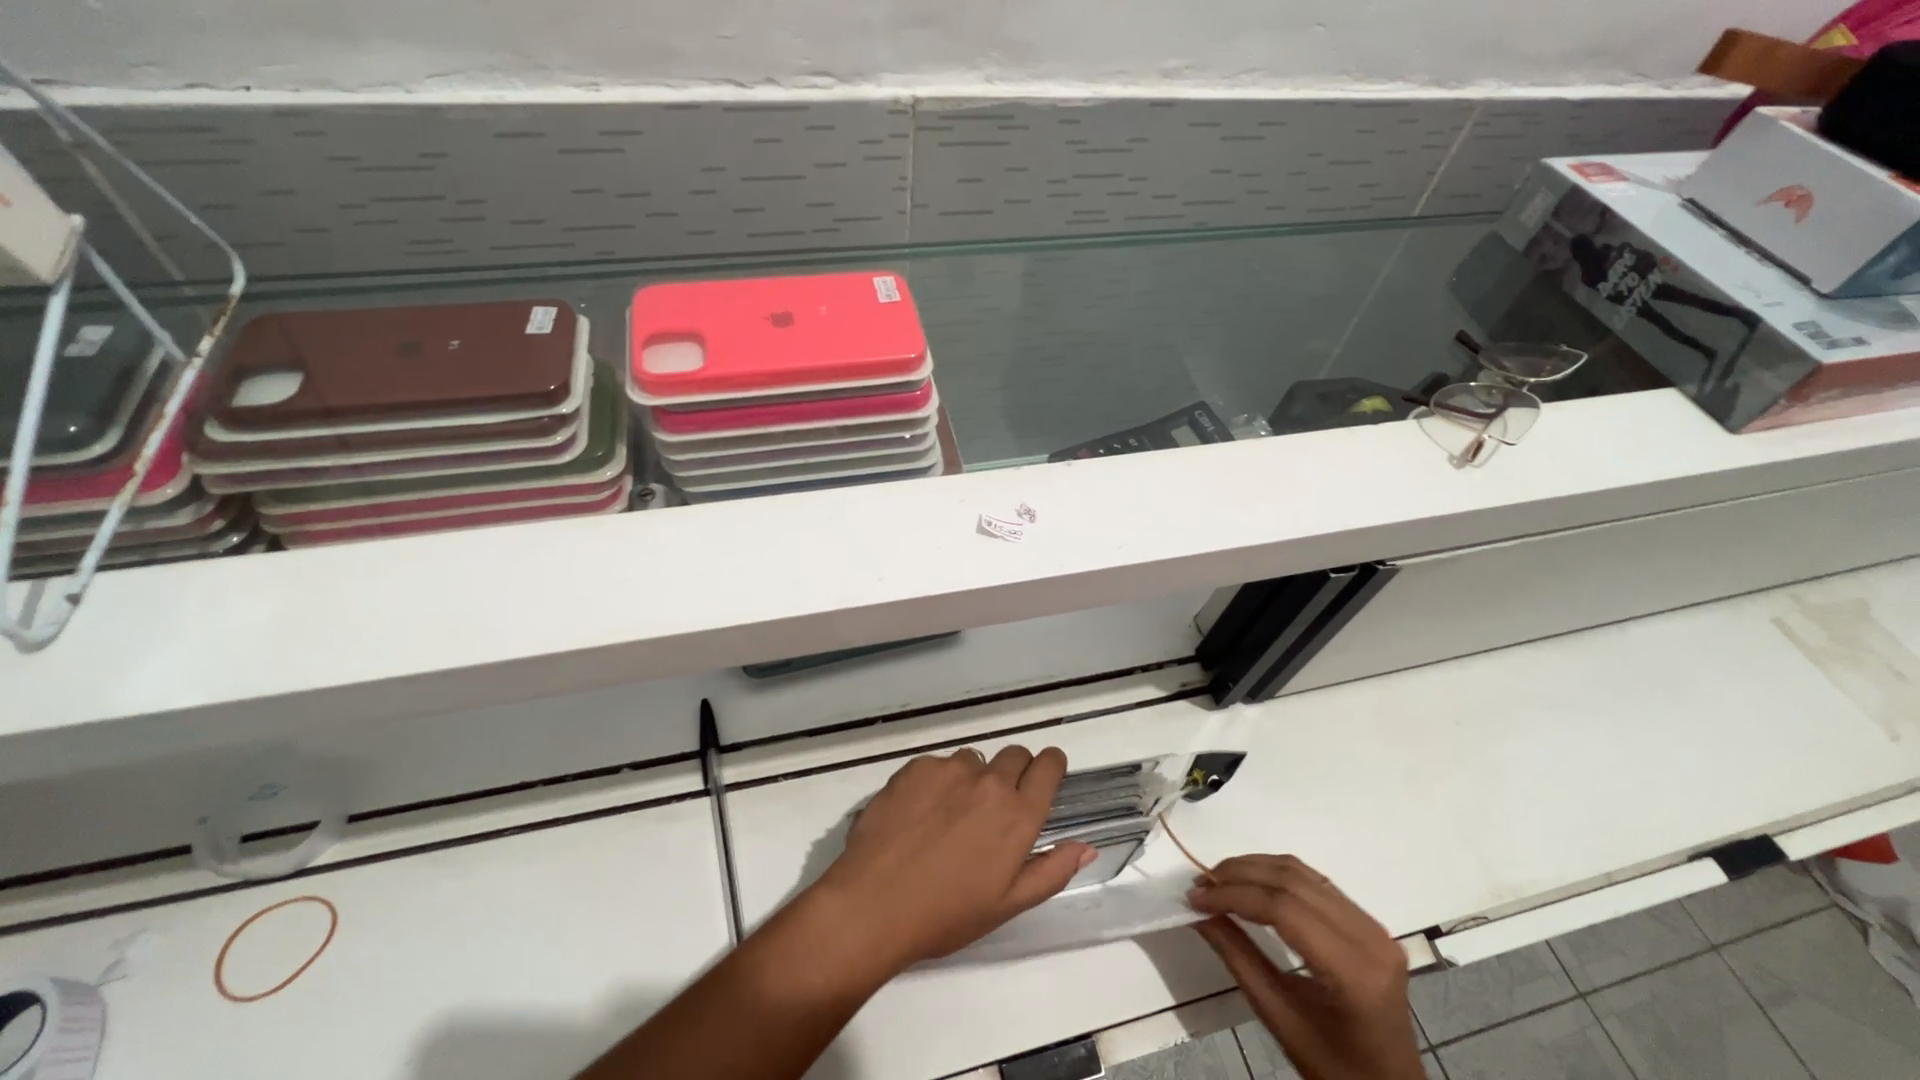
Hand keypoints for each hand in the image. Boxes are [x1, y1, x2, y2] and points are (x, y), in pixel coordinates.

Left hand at [812, 746, 1094, 970]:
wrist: (874, 905)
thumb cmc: (946, 914)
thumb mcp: (1007, 905)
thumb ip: (1051, 871)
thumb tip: (1086, 847)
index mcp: (1019, 816)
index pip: (1049, 766)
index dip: (1050, 767)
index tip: (1043, 777)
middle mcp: (989, 783)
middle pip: (1014, 755)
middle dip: (1013, 773)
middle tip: (993, 807)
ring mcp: (949, 771)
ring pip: (972, 760)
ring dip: (971, 778)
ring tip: (949, 816)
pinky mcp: (914, 768)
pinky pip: (936, 765)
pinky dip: (935, 782)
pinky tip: (918, 814)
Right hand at [1188, 856, 1422, 1079]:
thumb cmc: (1334, 1068)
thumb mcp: (1280, 1019)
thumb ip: (1240, 960)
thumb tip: (1200, 914)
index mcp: (1353, 971)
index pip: (1285, 909)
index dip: (1234, 895)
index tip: (1194, 897)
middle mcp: (1371, 938)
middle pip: (1294, 882)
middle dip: (1240, 875)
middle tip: (1200, 883)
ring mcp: (1375, 928)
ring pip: (1305, 874)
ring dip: (1256, 868)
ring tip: (1218, 879)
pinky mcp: (1370, 925)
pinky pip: (1318, 884)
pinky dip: (1278, 875)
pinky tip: (1251, 883)